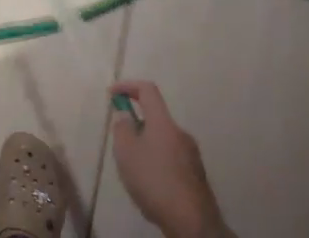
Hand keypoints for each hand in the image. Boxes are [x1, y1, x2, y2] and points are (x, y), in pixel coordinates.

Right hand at [109, 81, 230, 237]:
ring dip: (146, 148)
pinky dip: (158, 165)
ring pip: (163, 142)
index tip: (112, 94)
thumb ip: (122, 129)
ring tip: (134, 173)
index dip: (128, 86)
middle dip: (136, 126)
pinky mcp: (196, 176)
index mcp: (164, 123)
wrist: (192, 222)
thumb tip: (126, 117)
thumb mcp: (126, 153)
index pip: (147, 90)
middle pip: (156, 119)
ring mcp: (192, 155)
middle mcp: (181, 133)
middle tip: (121, 146)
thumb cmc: (155, 181)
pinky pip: (172, 161)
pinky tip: (151, 188)